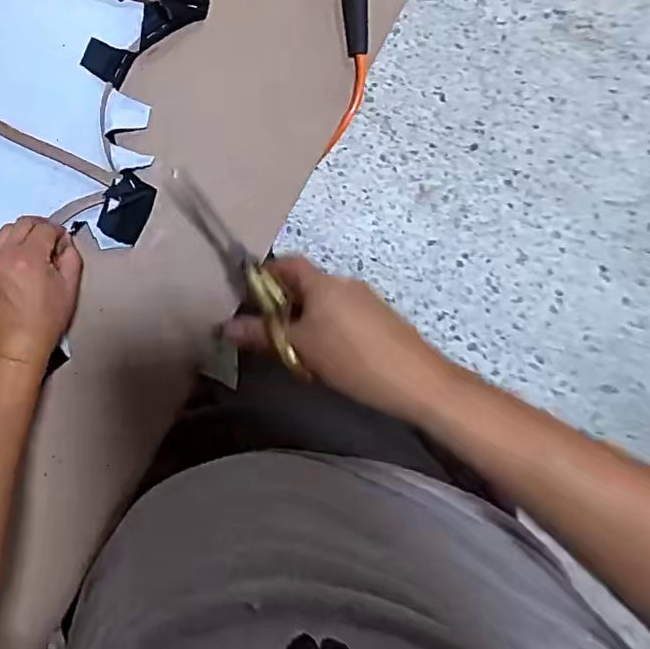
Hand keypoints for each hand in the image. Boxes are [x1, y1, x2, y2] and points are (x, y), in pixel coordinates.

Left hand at [0, 216, 82, 370]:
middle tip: (50, 241)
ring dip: (22, 234)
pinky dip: (7, 246)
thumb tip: (64, 241)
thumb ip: (71, 256)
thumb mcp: (69, 288)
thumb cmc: (42, 324)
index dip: (58, 232)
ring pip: (6, 231)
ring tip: (33, 250)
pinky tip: (18, 260)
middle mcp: (4, 255)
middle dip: (40, 228)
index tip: (62, 242)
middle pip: (24, 223)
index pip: (45, 228)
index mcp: (28, 258)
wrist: (14, 348)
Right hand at [224, 257, 466, 423]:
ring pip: (326, 301)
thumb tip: (225, 327)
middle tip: (271, 329)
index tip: (250, 296)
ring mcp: (368, 301)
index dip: (266, 274)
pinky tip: (333, 357)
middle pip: (305, 283)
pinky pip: (346, 315)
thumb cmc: (352, 358)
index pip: (286, 263)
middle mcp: (344, 283)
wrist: (423, 385)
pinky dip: (331, 327)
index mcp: (322, 282)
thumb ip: (260, 335)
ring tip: (301, 348)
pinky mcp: (384, 321)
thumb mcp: (300, 348)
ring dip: (309, 318)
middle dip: (285, 303)